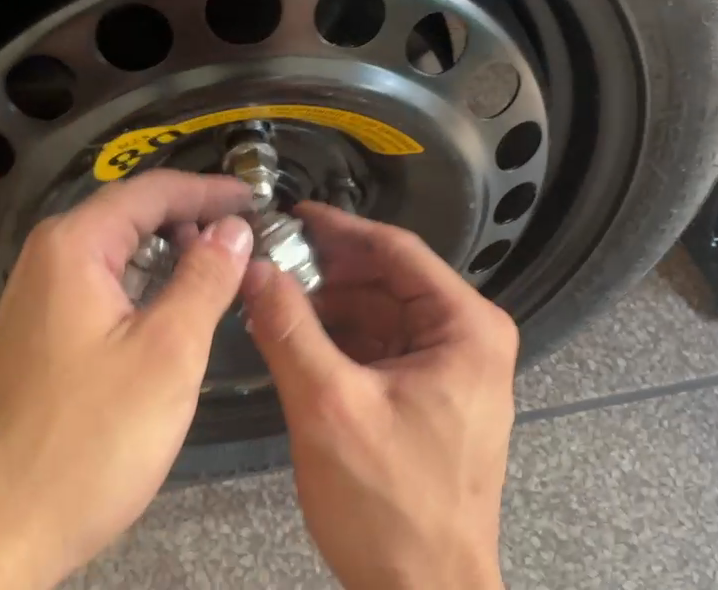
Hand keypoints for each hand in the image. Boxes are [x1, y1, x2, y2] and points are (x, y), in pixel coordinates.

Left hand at [0, 170, 256, 589]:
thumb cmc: (83, 440)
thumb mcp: (166, 355)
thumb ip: (205, 280)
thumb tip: (232, 228)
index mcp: (74, 246)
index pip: (152, 191)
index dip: (209, 191)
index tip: (256, 199)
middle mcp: (46, 262)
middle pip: (129, 218)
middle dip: (190, 223)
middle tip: (245, 244)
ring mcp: (33, 305)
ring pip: (114, 260)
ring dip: (168, 261)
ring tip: (219, 279)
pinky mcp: (33, 344)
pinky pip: (98, 295)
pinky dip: (142, 294)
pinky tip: (168, 322)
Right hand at [243, 202, 517, 589]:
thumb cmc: (390, 503)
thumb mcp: (329, 408)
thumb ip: (288, 329)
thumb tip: (250, 265)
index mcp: (466, 327)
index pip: (396, 250)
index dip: (338, 228)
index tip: (288, 215)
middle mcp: (468, 338)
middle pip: (387, 280)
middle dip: (326, 272)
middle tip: (267, 262)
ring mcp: (450, 369)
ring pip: (379, 312)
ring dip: (327, 306)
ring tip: (270, 300)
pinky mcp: (429, 398)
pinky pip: (379, 346)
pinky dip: (338, 339)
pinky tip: (295, 339)